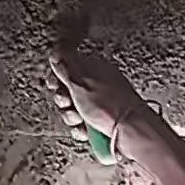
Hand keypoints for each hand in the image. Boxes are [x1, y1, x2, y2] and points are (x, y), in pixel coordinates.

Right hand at [48, 46, 162, 158]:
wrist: (129, 132)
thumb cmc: (109, 105)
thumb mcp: (80, 82)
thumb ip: (65, 67)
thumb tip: (55, 52)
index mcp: (96, 68)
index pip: (69, 67)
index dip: (58, 77)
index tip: (56, 85)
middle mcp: (100, 84)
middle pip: (69, 90)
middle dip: (64, 100)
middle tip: (69, 103)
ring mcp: (102, 104)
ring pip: (74, 109)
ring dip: (72, 116)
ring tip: (80, 119)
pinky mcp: (103, 121)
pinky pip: (84, 124)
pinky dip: (82, 128)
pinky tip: (86, 129)